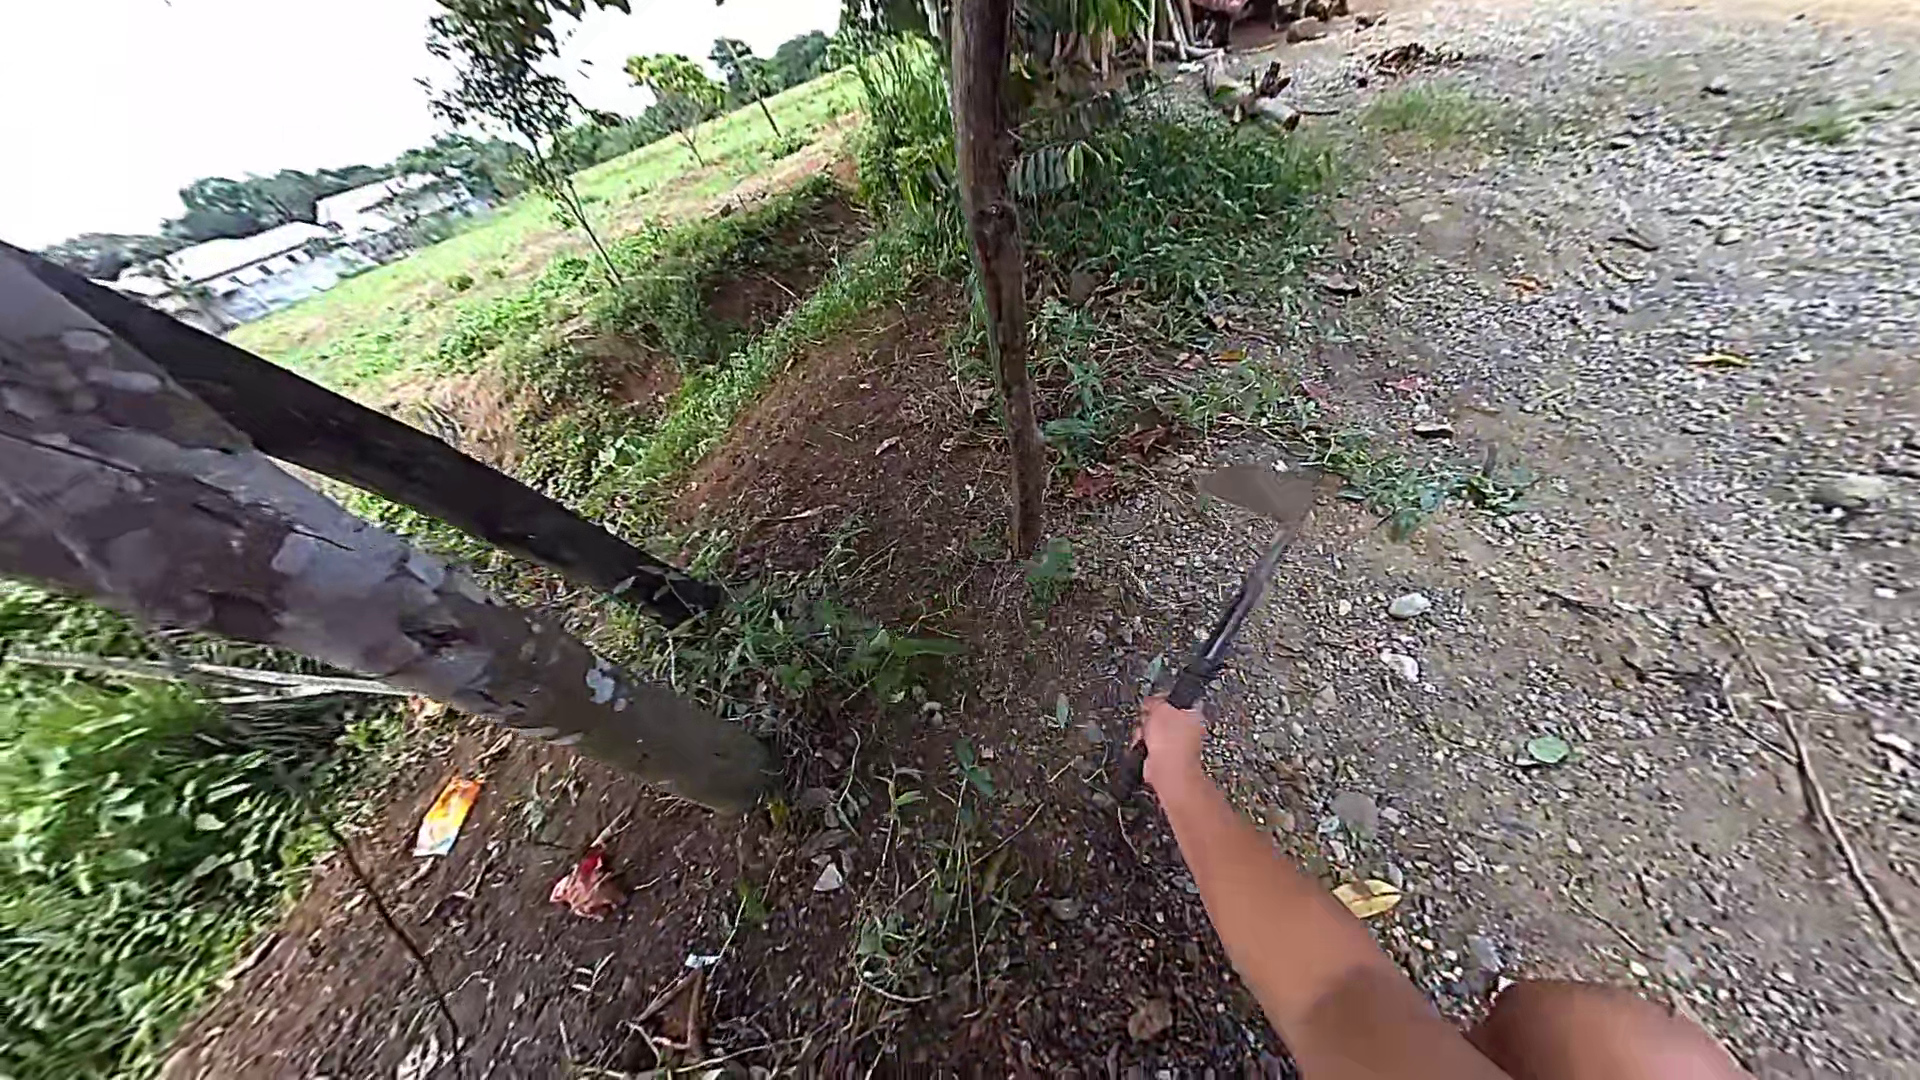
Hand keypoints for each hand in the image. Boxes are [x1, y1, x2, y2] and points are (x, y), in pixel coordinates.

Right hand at [1136, 695, 1207, 794]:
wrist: (1167, 771)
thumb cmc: (1171, 742)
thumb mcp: (1159, 708)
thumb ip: (1156, 701)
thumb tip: (1150, 701)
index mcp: (1192, 715)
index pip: (1174, 702)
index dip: (1159, 702)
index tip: (1151, 704)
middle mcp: (1188, 731)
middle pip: (1160, 718)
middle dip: (1149, 720)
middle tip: (1147, 722)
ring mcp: (1176, 746)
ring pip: (1152, 733)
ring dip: (1144, 734)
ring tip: (1144, 737)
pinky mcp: (1165, 759)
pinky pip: (1149, 747)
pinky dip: (1143, 747)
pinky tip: (1144, 748)